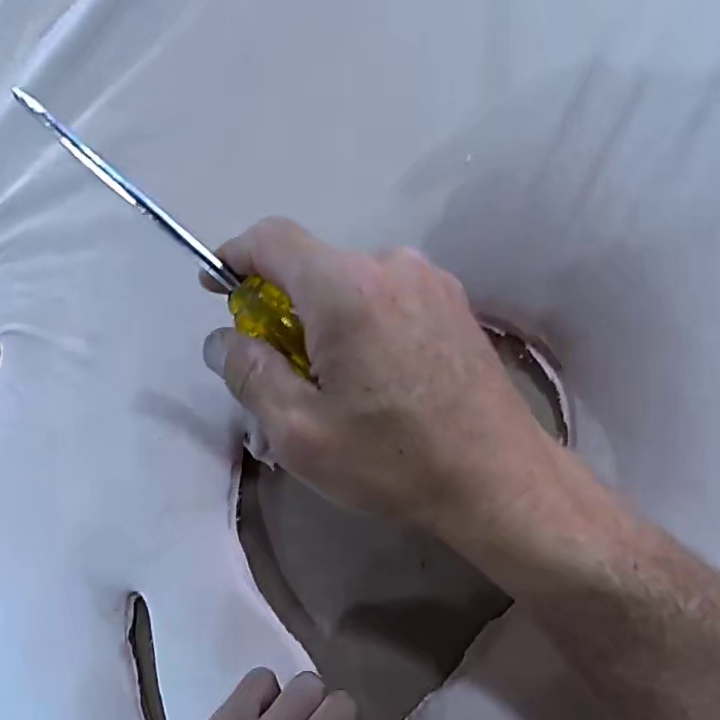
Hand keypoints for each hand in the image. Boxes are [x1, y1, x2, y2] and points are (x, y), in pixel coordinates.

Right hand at [201, 217, 562, 534]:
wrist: (500, 480)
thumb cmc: (396, 461)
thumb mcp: (301, 432)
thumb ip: (251, 374)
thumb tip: (225, 339)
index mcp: (348, 287)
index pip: (273, 238)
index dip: (235, 258)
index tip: (219, 291)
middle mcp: (396, 266)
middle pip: (319, 266)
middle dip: (288, 307)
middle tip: (285, 369)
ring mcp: (437, 285)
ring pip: (359, 286)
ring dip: (334, 320)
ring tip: (342, 384)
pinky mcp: (461, 309)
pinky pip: (396, 301)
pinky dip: (371, 325)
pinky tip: (384, 379)